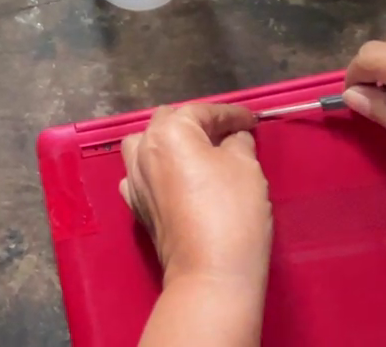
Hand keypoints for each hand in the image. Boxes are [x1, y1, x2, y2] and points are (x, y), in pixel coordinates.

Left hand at [119, 102, 271, 291]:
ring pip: (146, 143)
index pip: (201, 112)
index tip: (250, 121)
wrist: (210, 274)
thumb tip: (234, 136)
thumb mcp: (246, 167)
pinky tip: (171, 178)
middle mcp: (144, 148)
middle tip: (228, 135)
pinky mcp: (136, 204)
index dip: (230, 114)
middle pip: (169, 121)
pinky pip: (140, 174)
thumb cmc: (231, 213)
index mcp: (169, 132)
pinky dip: (154, 170)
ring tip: (195, 152)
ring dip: (168, 141)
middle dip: (198, 124)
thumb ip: (238, 142)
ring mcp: (135, 177)